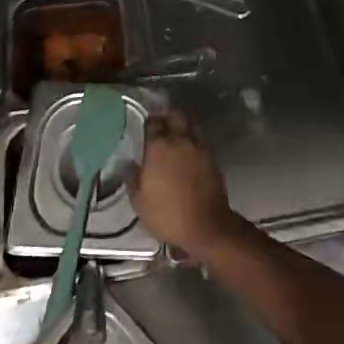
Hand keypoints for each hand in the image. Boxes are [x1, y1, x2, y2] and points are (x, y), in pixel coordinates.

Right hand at [131, 111, 246, 257]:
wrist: (207, 227)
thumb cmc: (167, 215)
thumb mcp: (139, 201)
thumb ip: (133, 178)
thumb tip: (130, 164)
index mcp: (159, 148)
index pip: (154, 123)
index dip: (148, 122)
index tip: (144, 126)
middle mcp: (181, 141)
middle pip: (177, 116)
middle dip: (168, 116)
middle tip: (161, 124)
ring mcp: (200, 148)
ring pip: (192, 125)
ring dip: (183, 125)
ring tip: (175, 135)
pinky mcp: (213, 159)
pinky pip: (201, 141)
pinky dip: (193, 140)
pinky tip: (187, 152)